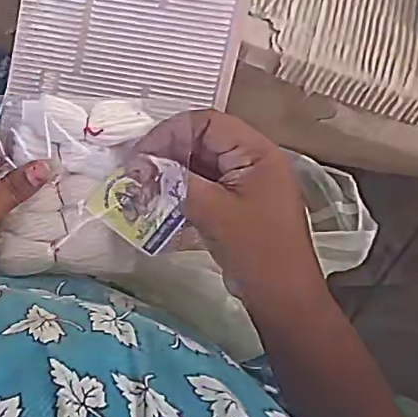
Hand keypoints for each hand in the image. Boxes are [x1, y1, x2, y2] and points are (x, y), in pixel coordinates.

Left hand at [0, 150, 53, 298]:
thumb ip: (12, 189)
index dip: (26, 144)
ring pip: (1, 196)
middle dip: (30, 174)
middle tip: (69, 171)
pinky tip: (37, 218)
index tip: (59, 145)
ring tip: (62, 192)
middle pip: (3, 171)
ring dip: (23, 198)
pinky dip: (11, 218)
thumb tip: (45, 164)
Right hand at [133, 110, 327, 310]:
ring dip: (168, 174)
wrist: (282, 294)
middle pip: (200, 141)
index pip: (206, 123)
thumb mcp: (213, 210)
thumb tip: (142, 165)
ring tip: (141, 189)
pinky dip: (178, 191)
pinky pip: (201, 186)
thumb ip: (177, 182)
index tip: (141, 156)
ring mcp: (242, 183)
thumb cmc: (256, 249)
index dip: (169, 133)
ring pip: (197, 165)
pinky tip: (157, 204)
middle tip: (135, 175)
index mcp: (256, 152)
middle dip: (165, 154)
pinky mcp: (233, 204)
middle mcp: (251, 160)